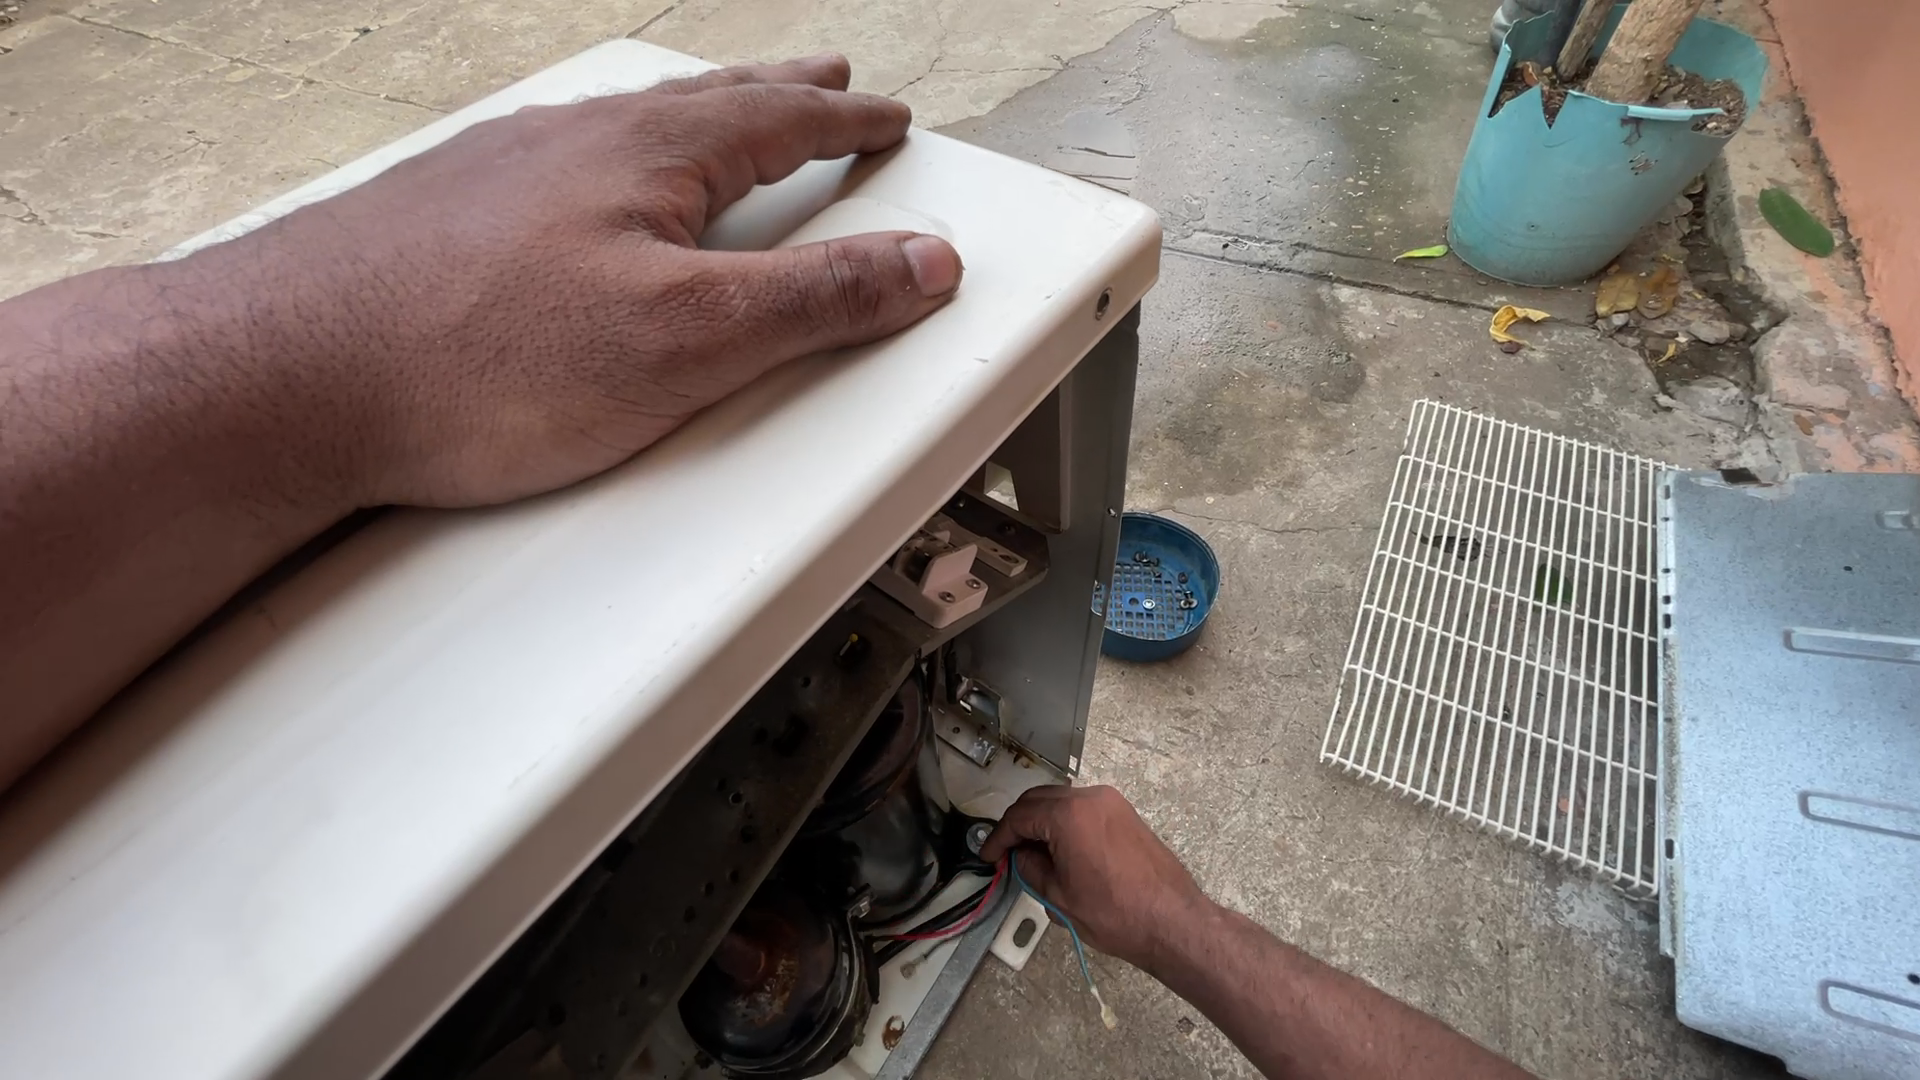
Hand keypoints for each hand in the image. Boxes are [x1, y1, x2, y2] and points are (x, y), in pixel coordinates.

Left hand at [164, 54, 962, 508]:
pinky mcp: (469, 222)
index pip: (781, 119)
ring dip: (712, 120)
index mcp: (649, 158)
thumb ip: (818, 299)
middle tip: (827, 81)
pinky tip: (622, 187)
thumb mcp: (694, 338)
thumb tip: (925, 263)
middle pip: (712, 102)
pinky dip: (635, 162)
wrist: (287, 383)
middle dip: (786, 94)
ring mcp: (517, 176)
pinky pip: (582, 166)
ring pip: (644, 129)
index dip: (848, 120)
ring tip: (741, 121)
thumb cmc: (489, 360)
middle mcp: (580, 146)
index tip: (887, 116)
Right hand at [980, 785, 1210, 970]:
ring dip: (1041, 820)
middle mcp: (1089, 797)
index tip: (988, 856)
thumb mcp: (1059, 898)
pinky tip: (1060, 848)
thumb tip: (1021, 855)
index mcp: (1068, 815)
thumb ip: (1030, 869)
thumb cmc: (1115, 913)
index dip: (998, 837)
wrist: (1173, 921)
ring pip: (1060, 799)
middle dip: (1018, 824)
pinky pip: (1082, 807)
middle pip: (1038, 799)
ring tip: (1032, 853)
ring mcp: (1110, 801)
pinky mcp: (1124, 811)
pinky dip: (1064, 821)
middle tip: (1006, 852)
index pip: (1020, 817)